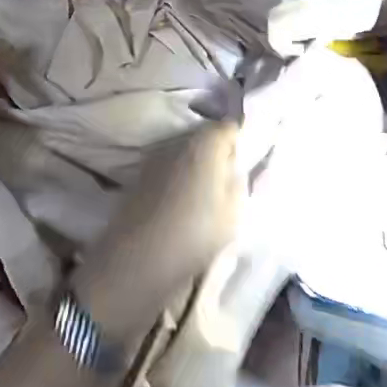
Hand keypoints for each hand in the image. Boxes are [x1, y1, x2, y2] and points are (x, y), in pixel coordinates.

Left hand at [72, 122, 240, 336]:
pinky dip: (179, 179)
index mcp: (207, 142)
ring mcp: (157, 157)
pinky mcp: (141, 176)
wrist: (139, 260)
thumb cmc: (196, 233)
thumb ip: (239, 182)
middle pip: (206, 137)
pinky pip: (170, 169)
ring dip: (197, 166)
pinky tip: (183, 205)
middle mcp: (180, 141)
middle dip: (219, 152)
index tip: (247, 163)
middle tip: (230, 180)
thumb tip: (236, 167)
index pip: (230, 126)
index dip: (241, 142)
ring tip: (207, 195)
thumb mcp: (234, 212)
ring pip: (186, 153)